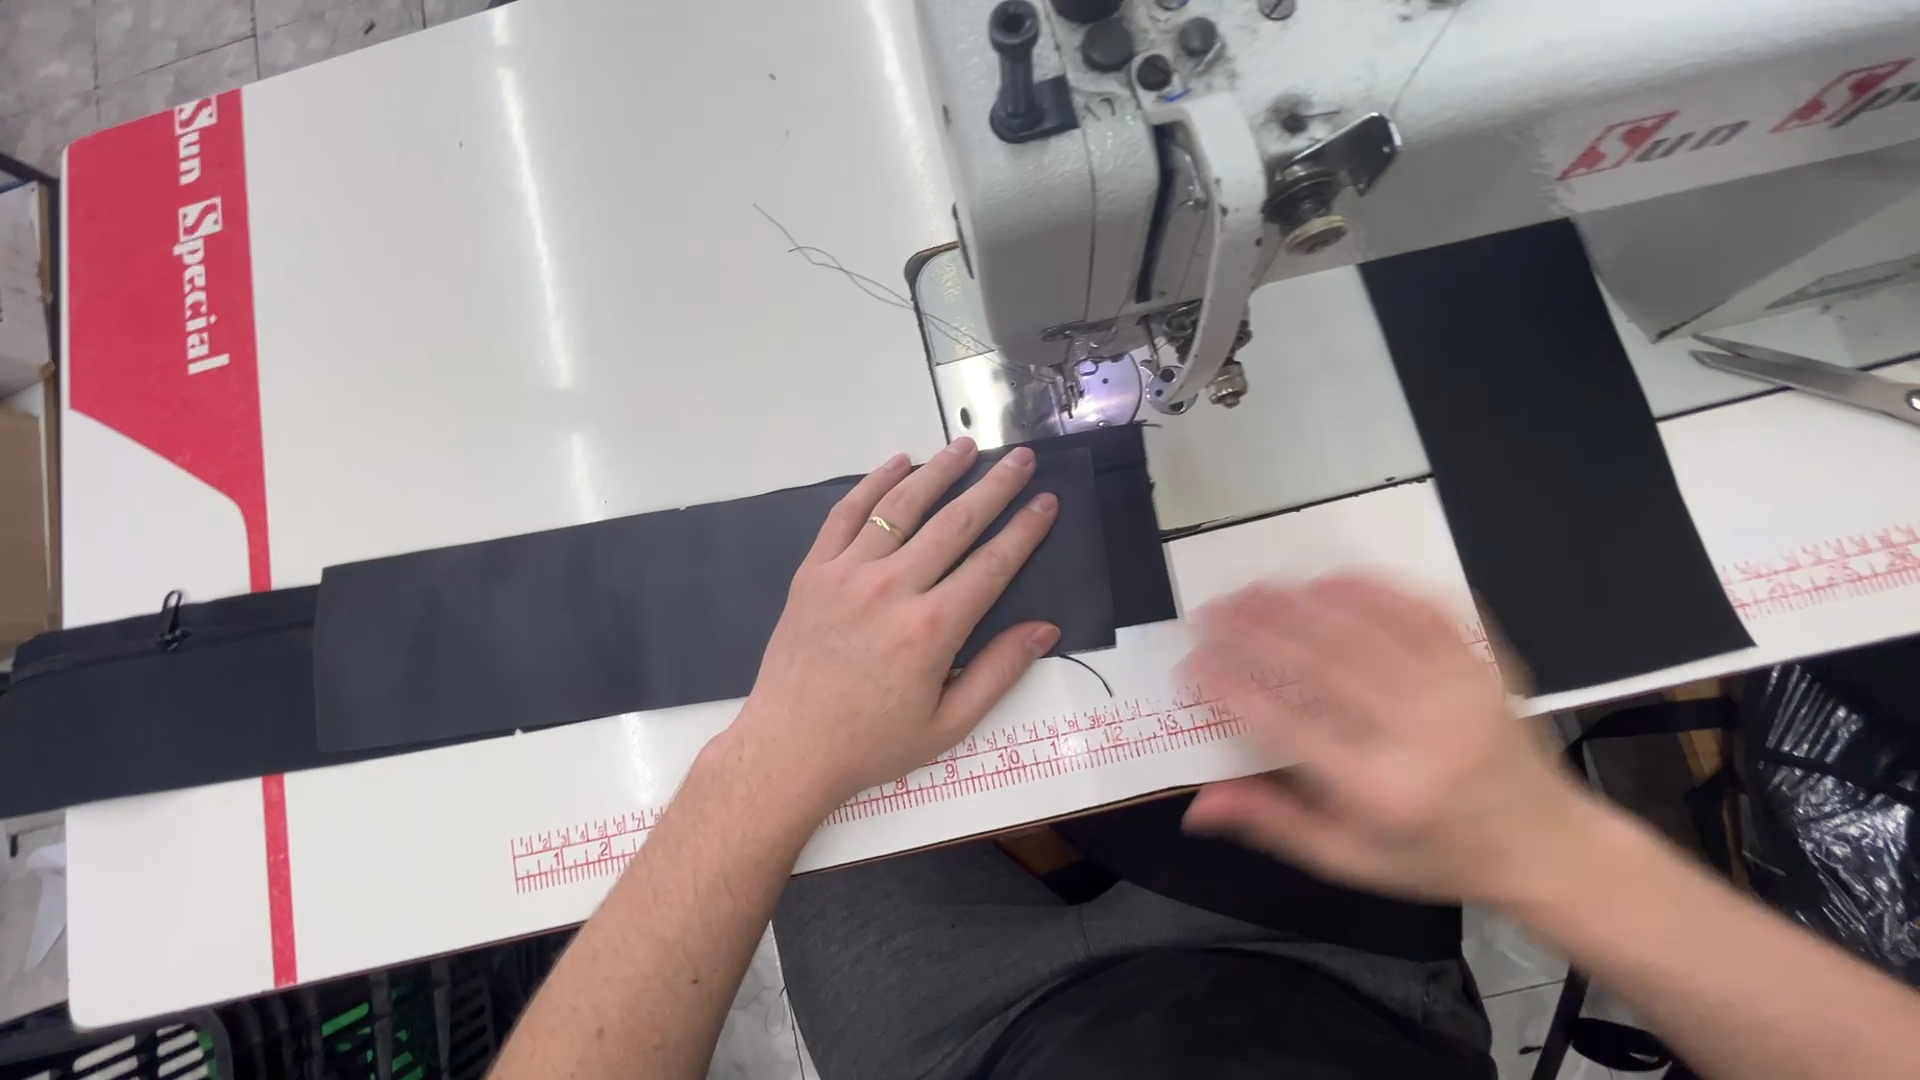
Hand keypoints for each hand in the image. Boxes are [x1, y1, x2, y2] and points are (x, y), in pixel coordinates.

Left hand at [731, 437, 1059, 808]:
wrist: (789, 747)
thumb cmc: (872, 742)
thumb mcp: (948, 724)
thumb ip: (999, 672)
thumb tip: (1044, 629)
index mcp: (931, 629)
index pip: (992, 564)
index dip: (1025, 529)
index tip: (1045, 501)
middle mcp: (892, 589)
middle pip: (955, 523)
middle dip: (994, 487)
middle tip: (1018, 458)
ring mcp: (847, 574)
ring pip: (901, 507)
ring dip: (938, 472)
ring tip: (964, 447)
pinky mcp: (813, 571)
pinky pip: (847, 514)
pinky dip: (873, 483)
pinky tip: (898, 463)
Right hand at [1179, 575, 1598, 906]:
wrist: (1549, 848)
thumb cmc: (1435, 855)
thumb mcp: (1349, 859)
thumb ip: (1273, 823)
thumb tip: (1197, 805)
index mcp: (1380, 790)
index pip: (1285, 725)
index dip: (1230, 687)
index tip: (1193, 664)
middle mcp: (1419, 735)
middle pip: (1318, 663)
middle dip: (1253, 630)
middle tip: (1210, 611)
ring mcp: (1457, 692)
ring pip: (1362, 628)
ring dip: (1298, 602)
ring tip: (1252, 588)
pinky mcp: (1483, 666)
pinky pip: (1422, 611)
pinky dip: (1372, 588)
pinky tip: (1329, 576)